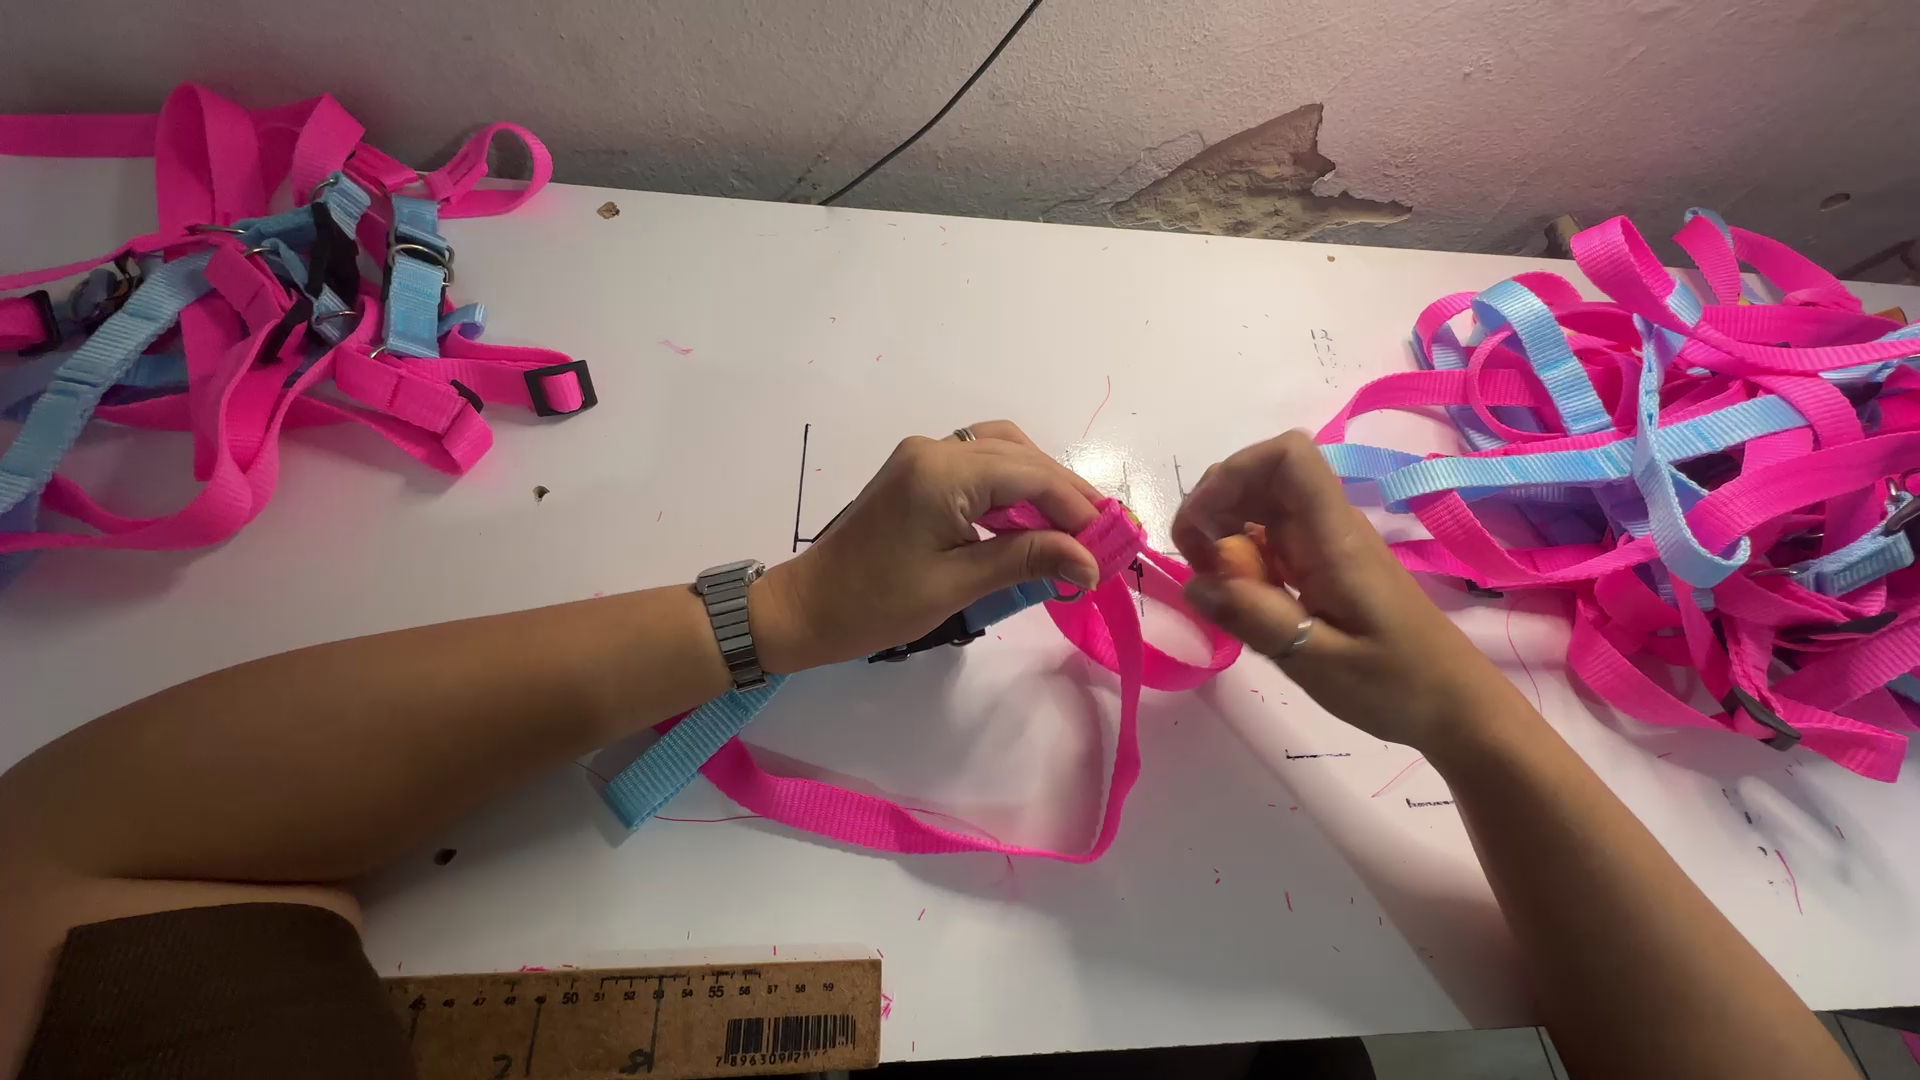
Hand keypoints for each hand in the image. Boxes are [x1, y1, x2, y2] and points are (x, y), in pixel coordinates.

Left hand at [752, 421, 1101, 672]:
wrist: (808, 607)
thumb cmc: (875, 604)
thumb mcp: (956, 585)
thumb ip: (1025, 560)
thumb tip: (1090, 561)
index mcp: (942, 473)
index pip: (1030, 476)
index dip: (1077, 507)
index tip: (1112, 542)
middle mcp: (934, 449)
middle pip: (1020, 456)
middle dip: (1065, 494)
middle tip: (1103, 534)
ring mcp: (922, 456)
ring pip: (1002, 452)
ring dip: (1040, 486)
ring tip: (1073, 527)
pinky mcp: (917, 472)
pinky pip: (979, 465)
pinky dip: (1012, 489)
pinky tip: (1031, 521)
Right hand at [1171, 430, 1523, 752]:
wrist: (1456, 708)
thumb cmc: (1397, 685)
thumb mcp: (1320, 663)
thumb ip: (1256, 619)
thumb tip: (1194, 584)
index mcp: (1335, 538)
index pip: (1287, 457)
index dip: (1233, 475)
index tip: (1203, 531)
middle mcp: (1327, 527)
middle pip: (1261, 474)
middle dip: (1213, 506)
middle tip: (1201, 567)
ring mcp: (1322, 544)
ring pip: (1257, 504)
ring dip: (1220, 532)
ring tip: (1215, 585)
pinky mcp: (1317, 565)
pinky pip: (1265, 538)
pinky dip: (1236, 557)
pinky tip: (1237, 597)